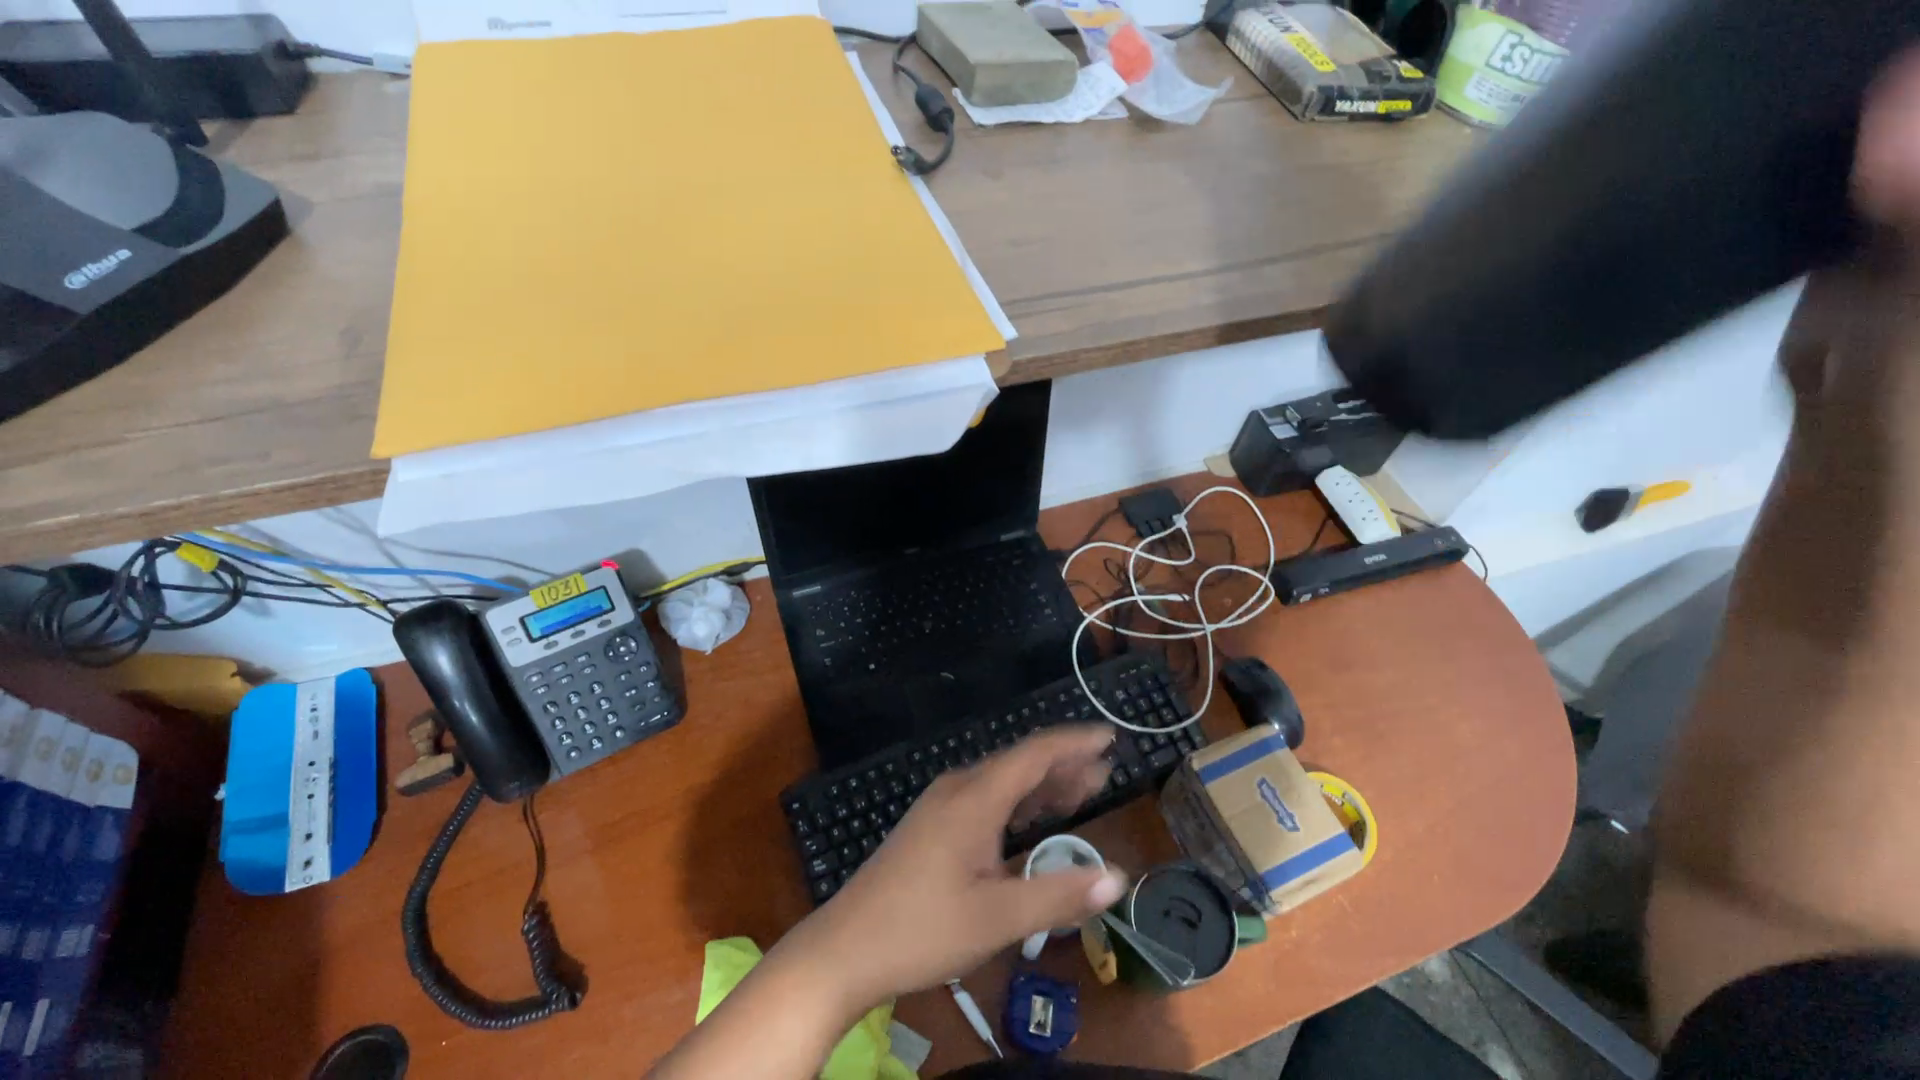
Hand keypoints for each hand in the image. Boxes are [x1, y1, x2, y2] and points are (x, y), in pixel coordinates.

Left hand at [769, 726, 1130, 1013]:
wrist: (843, 951)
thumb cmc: (921, 931)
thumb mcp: (997, 918)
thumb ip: (1059, 895)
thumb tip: (1118, 878)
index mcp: (974, 799)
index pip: (1034, 754)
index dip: (1075, 743)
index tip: (1111, 737)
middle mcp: (957, 792)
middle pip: (1019, 764)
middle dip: (1064, 766)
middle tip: (1107, 773)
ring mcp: (939, 809)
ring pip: (1000, 784)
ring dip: (1042, 786)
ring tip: (1083, 792)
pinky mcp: (930, 830)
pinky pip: (984, 801)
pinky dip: (1017, 805)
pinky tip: (1031, 823)